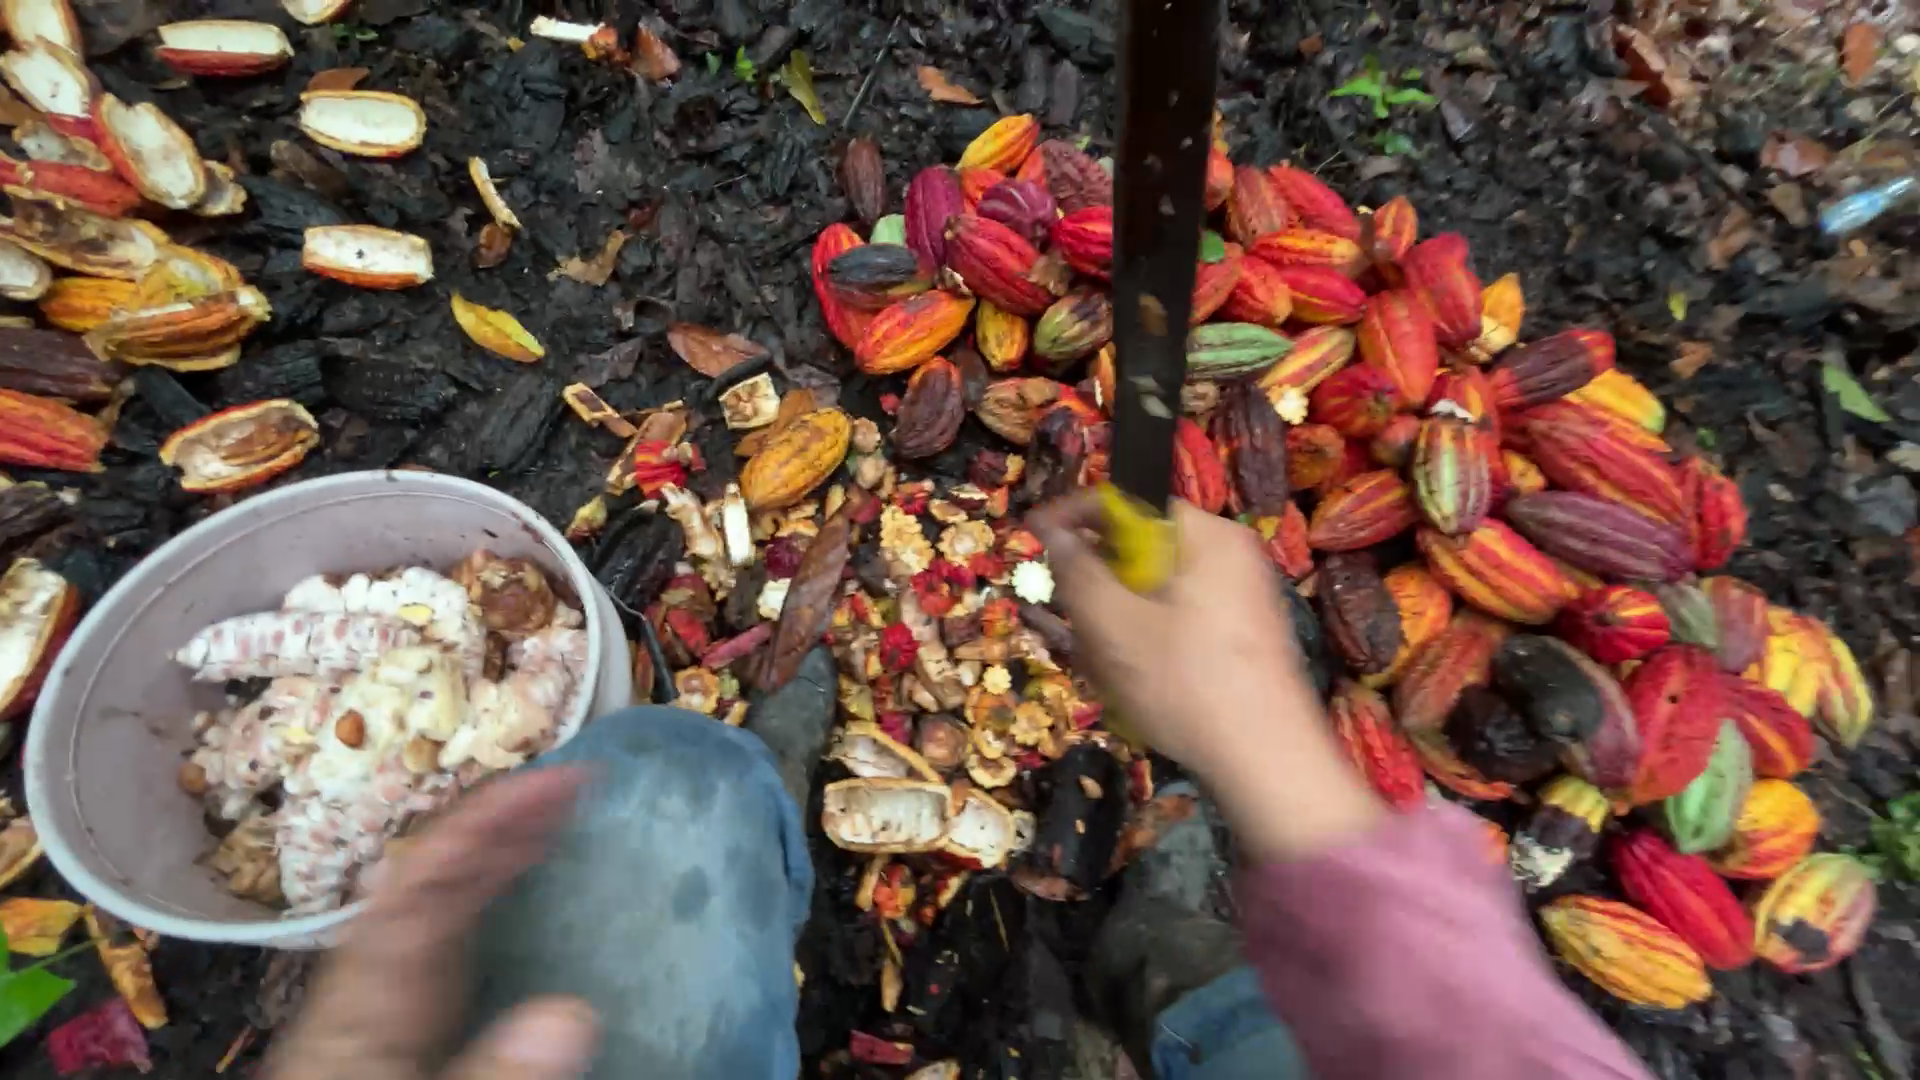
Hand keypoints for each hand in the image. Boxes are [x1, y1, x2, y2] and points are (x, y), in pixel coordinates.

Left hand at [264, 769, 597, 1079]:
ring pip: (443, 897)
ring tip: (564, 808)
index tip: (558, 781)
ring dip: (502, 844)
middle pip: (435, 877)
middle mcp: (378, 985)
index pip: (427, 884)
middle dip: (504, 817)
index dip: (490, 819)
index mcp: (372, 1005)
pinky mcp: (409, 1020)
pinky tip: (531, 880)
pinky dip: (496, 889)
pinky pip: (454, 930)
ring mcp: (391, 1000)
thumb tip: (576, 1012)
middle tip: (580, 782)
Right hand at [1030, 490, 1384, 857]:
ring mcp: (1239, 596)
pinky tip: (1132, 677)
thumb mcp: (1113, 625)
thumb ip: (1077, 570)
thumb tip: (1052, 530)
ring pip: (1154, 588)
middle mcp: (1229, 555)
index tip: (1035, 537)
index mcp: (1207, 536)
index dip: (1075, 515)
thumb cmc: (1185, 684)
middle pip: (1141, 547)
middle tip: (1067, 615)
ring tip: (1100, 660)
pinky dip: (1144, 636)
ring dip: (1116, 615)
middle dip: (1098, 579)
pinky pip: (1176, 616)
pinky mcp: (1238, 633)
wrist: (1268, 766)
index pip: (1129, 501)